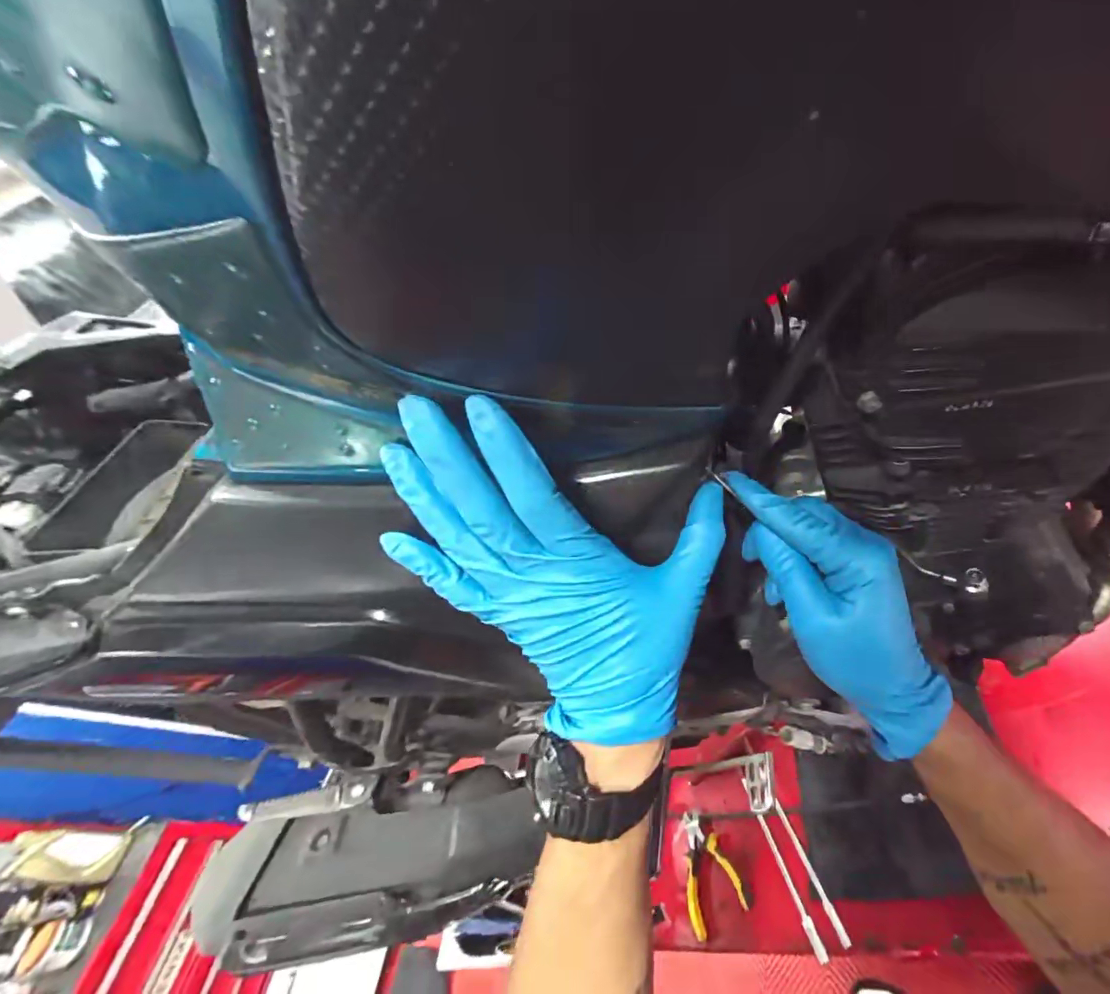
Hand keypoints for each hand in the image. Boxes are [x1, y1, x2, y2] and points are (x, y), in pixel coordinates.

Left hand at [378, 395, 724, 745]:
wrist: (617, 701)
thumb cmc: (650, 641)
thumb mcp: (684, 588)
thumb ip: (700, 537)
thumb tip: (716, 489)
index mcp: (575, 559)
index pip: (532, 495)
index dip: (505, 452)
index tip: (480, 409)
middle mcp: (530, 571)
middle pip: (479, 508)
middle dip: (446, 457)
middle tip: (415, 410)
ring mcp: (506, 593)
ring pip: (456, 538)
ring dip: (424, 493)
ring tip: (396, 449)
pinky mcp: (497, 612)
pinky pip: (452, 584)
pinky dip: (422, 559)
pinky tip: (393, 534)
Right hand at [723, 472, 951, 759]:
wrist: (896, 687)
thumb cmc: (853, 661)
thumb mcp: (812, 618)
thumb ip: (788, 569)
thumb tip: (762, 531)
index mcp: (858, 555)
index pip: (802, 520)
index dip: (764, 501)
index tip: (732, 479)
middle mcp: (867, 542)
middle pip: (810, 518)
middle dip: (774, 529)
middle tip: (746, 556)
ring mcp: (868, 551)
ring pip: (816, 530)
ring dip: (787, 549)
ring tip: (772, 589)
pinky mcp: (864, 562)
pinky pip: (826, 546)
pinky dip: (802, 559)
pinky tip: (788, 589)